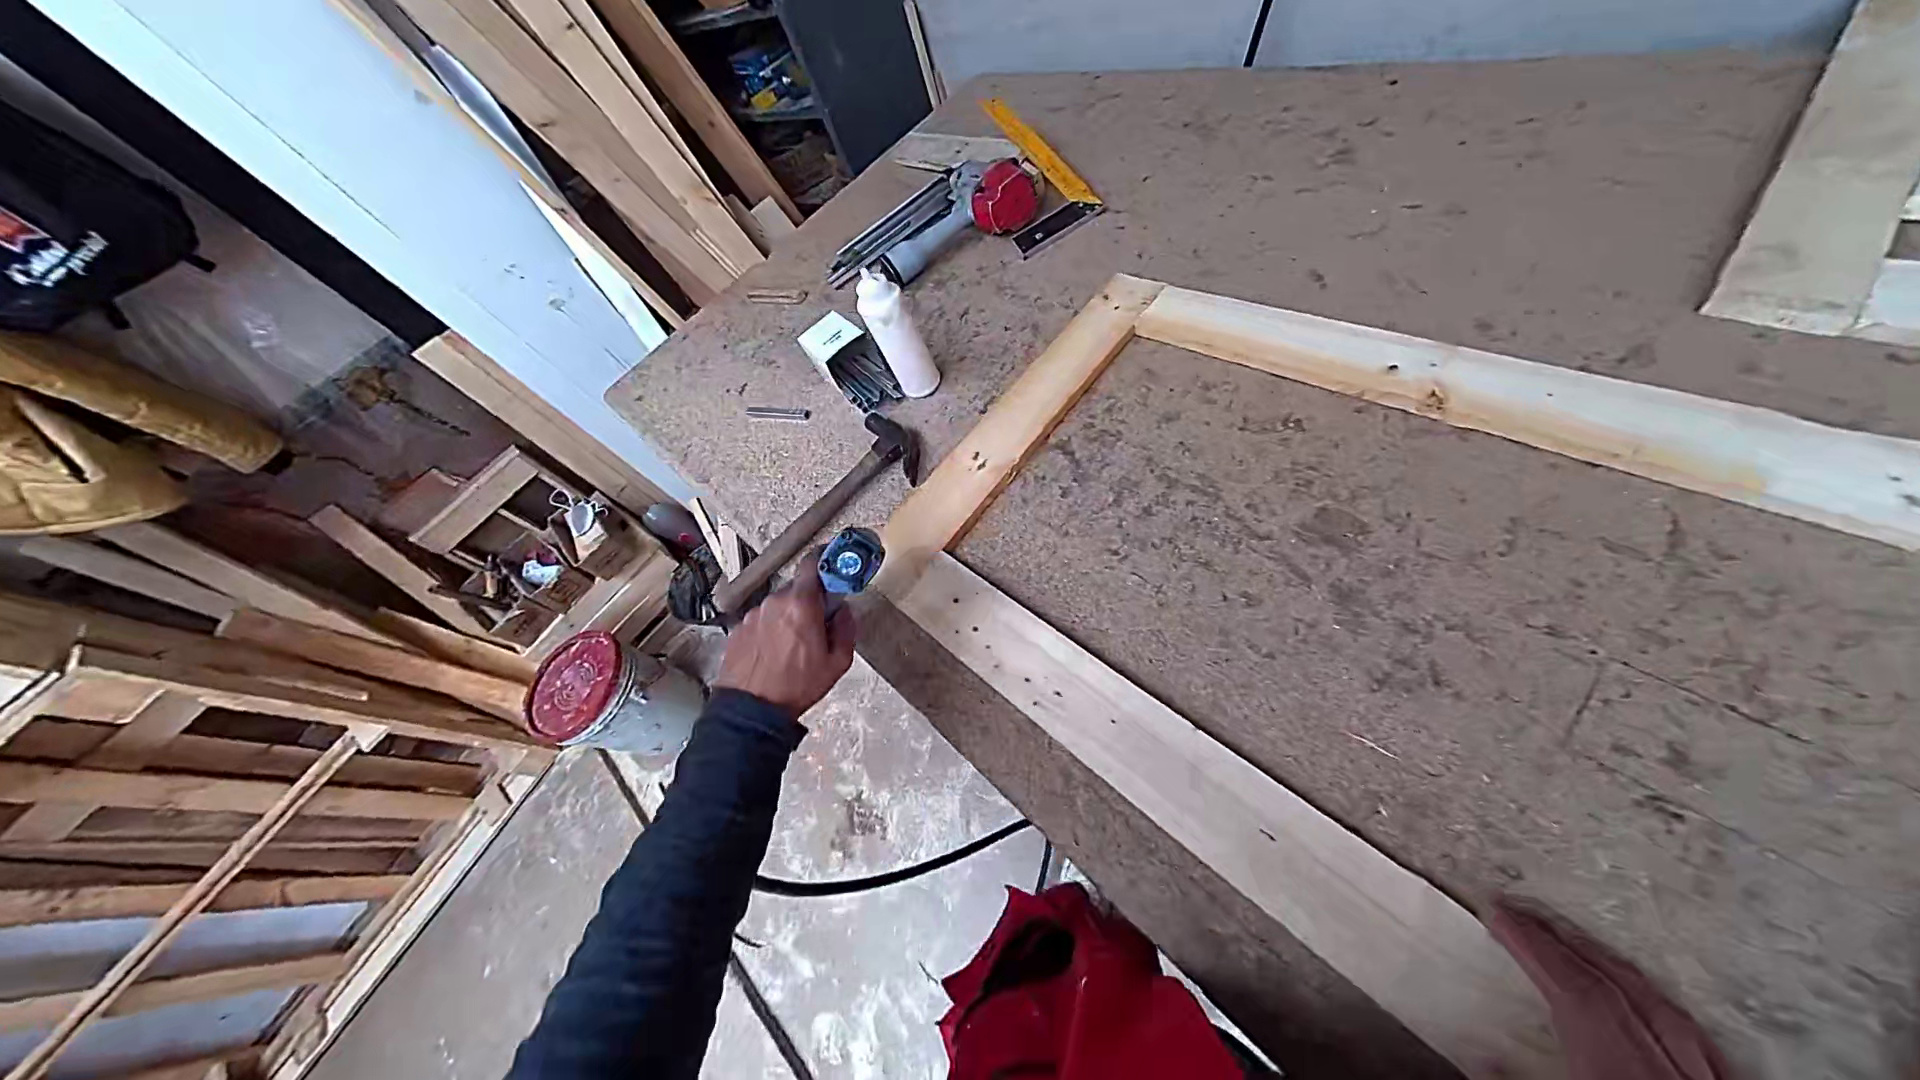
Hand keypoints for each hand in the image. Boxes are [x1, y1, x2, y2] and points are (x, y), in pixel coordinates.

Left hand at [714, 567, 855, 716]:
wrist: (751, 710)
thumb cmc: (794, 686)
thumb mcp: (837, 662)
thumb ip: (846, 629)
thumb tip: (845, 613)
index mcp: (801, 604)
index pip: (812, 563)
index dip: (825, 560)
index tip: (834, 565)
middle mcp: (775, 602)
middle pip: (798, 589)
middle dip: (810, 602)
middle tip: (820, 624)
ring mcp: (754, 615)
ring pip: (779, 606)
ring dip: (789, 618)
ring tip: (794, 648)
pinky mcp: (739, 629)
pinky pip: (762, 621)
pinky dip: (771, 631)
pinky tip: (776, 653)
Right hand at [1489, 900, 1728, 1079]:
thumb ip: (1513, 1076)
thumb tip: (1477, 1053)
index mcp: (1617, 1065)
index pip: (1573, 986)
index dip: (1531, 942)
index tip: (1498, 909)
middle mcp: (1667, 1067)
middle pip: (1617, 984)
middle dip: (1563, 940)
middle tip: (1523, 911)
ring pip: (1664, 1007)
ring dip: (1611, 963)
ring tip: (1575, 939)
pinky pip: (1700, 1038)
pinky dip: (1662, 1005)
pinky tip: (1651, 1000)